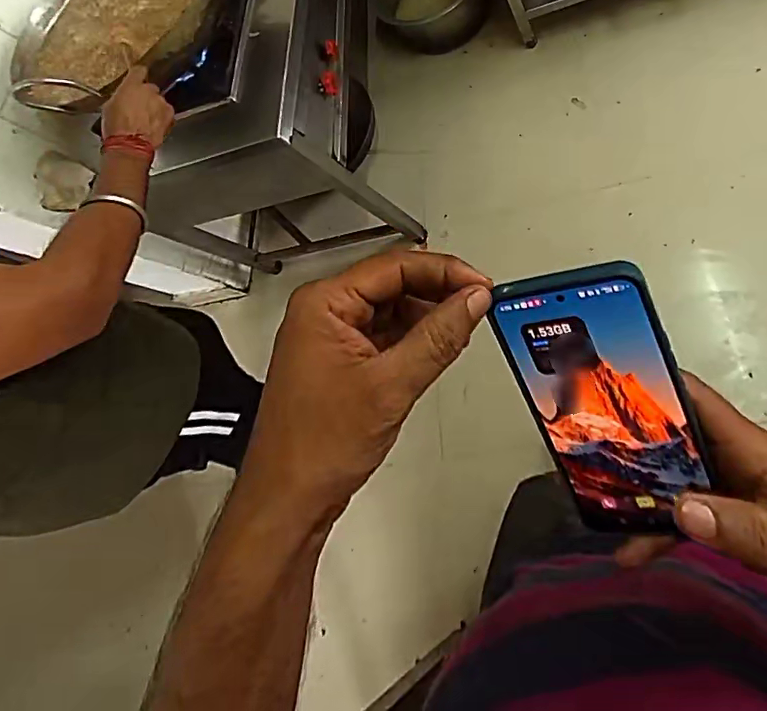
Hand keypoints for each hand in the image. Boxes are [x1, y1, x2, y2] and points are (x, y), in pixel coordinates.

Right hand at [102, 64, 175, 145]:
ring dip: (155, 108)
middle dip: (146, 96)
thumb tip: (125, 98)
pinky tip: (153, 126)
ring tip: (145, 120)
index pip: (139, 70)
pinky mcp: (170, 115)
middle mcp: (149, 90)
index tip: (138, 77)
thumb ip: (121, 97)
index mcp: (131, 85)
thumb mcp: (109, 107)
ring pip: (159, 101)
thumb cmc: (115, 127)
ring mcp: (162, 102)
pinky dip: (161, 118)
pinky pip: (166, 113)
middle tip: (138, 108)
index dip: (138, 74)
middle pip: (151, 89)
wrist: (131, 144)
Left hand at [237, 250, 491, 523]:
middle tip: (477, 302)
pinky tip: (438, 346)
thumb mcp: (391, 385)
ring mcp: (332, 335)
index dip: (443, 271)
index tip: (477, 284)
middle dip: (438, 291)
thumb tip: (471, 300)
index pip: (394, 265)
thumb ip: (438, 336)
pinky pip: (387, 332)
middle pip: (394, 281)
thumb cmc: (313, 448)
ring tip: (462, 326)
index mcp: (323, 303)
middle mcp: (323, 312)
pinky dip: (416, 337)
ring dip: (429, 314)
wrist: (289, 500)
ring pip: (393, 306)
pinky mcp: (342, 357)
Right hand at [615, 374, 766, 638]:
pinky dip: (656, 527)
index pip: (696, 398)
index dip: (653, 382)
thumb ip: (745, 528)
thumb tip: (679, 504)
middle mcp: (735, 462)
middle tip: (580, 444)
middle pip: (672, 435)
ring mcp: (730, 492)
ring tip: (596, 502)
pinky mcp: (729, 522)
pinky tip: (631, 550)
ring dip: (637, 487)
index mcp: (753, 450)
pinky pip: (681, 514)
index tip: (605, 384)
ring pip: (671, 476)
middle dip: (629, 436)